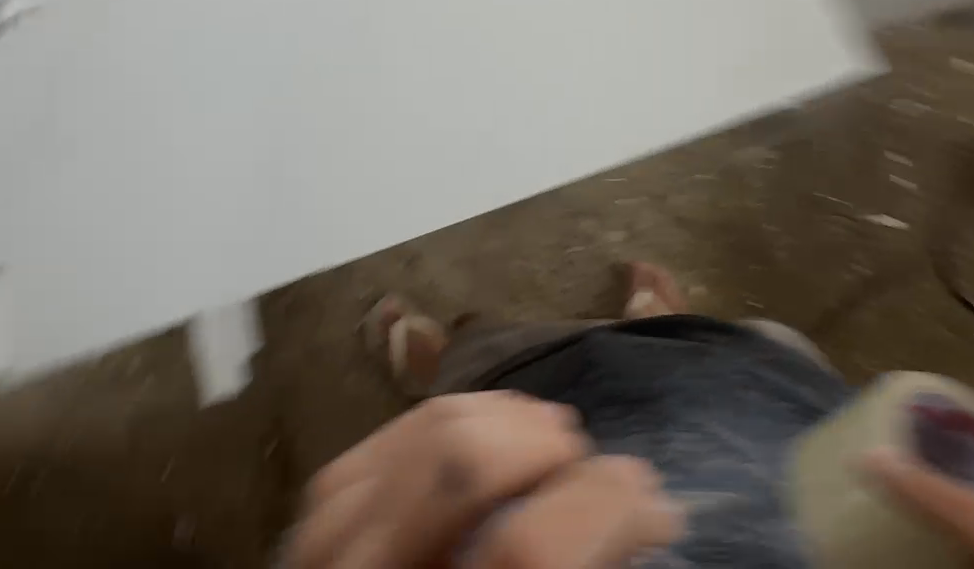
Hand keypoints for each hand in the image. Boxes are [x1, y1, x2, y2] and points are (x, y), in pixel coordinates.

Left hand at [285, 391, 682, 568]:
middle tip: (587, 459)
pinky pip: (400, 430)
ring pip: (431, 431)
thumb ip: (581, 559)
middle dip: (543, 446)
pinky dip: (458, 418)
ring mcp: (330, 542)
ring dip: (504, 422)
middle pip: (465, 467)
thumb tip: (648, 499)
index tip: (652, 497)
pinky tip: (496, 423)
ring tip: (553, 435)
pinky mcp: (321, 509)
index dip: (605, 509)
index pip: (533, 551)